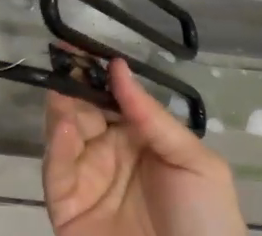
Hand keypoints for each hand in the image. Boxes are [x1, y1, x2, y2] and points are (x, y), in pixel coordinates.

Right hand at [41, 59, 245, 235]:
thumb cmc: (207, 224)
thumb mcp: (198, 166)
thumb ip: (153, 116)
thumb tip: (117, 65)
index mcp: (139, 140)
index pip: (109, 97)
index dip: (94, 71)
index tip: (78, 44)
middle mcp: (107, 153)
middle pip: (80, 108)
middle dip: (72, 83)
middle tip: (63, 58)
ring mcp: (83, 177)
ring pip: (61, 130)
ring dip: (60, 107)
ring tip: (62, 89)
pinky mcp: (64, 203)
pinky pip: (54, 168)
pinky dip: (55, 144)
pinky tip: (64, 126)